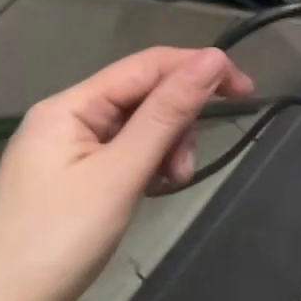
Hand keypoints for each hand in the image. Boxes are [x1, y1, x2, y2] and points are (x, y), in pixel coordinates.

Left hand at [0, 47, 255, 300]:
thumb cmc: (54, 243)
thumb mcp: (120, 175)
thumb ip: (167, 113)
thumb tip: (214, 57)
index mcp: (69, 107)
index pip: (149, 65)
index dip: (201, 68)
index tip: (246, 90)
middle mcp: (67, 119)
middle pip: (147, 94)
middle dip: (180, 120)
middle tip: (189, 163)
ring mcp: (68, 151)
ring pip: (142, 124)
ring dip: (169, 146)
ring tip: (172, 183)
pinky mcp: (74, 180)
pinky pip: (128, 150)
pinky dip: (151, 164)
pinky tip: (156, 187)